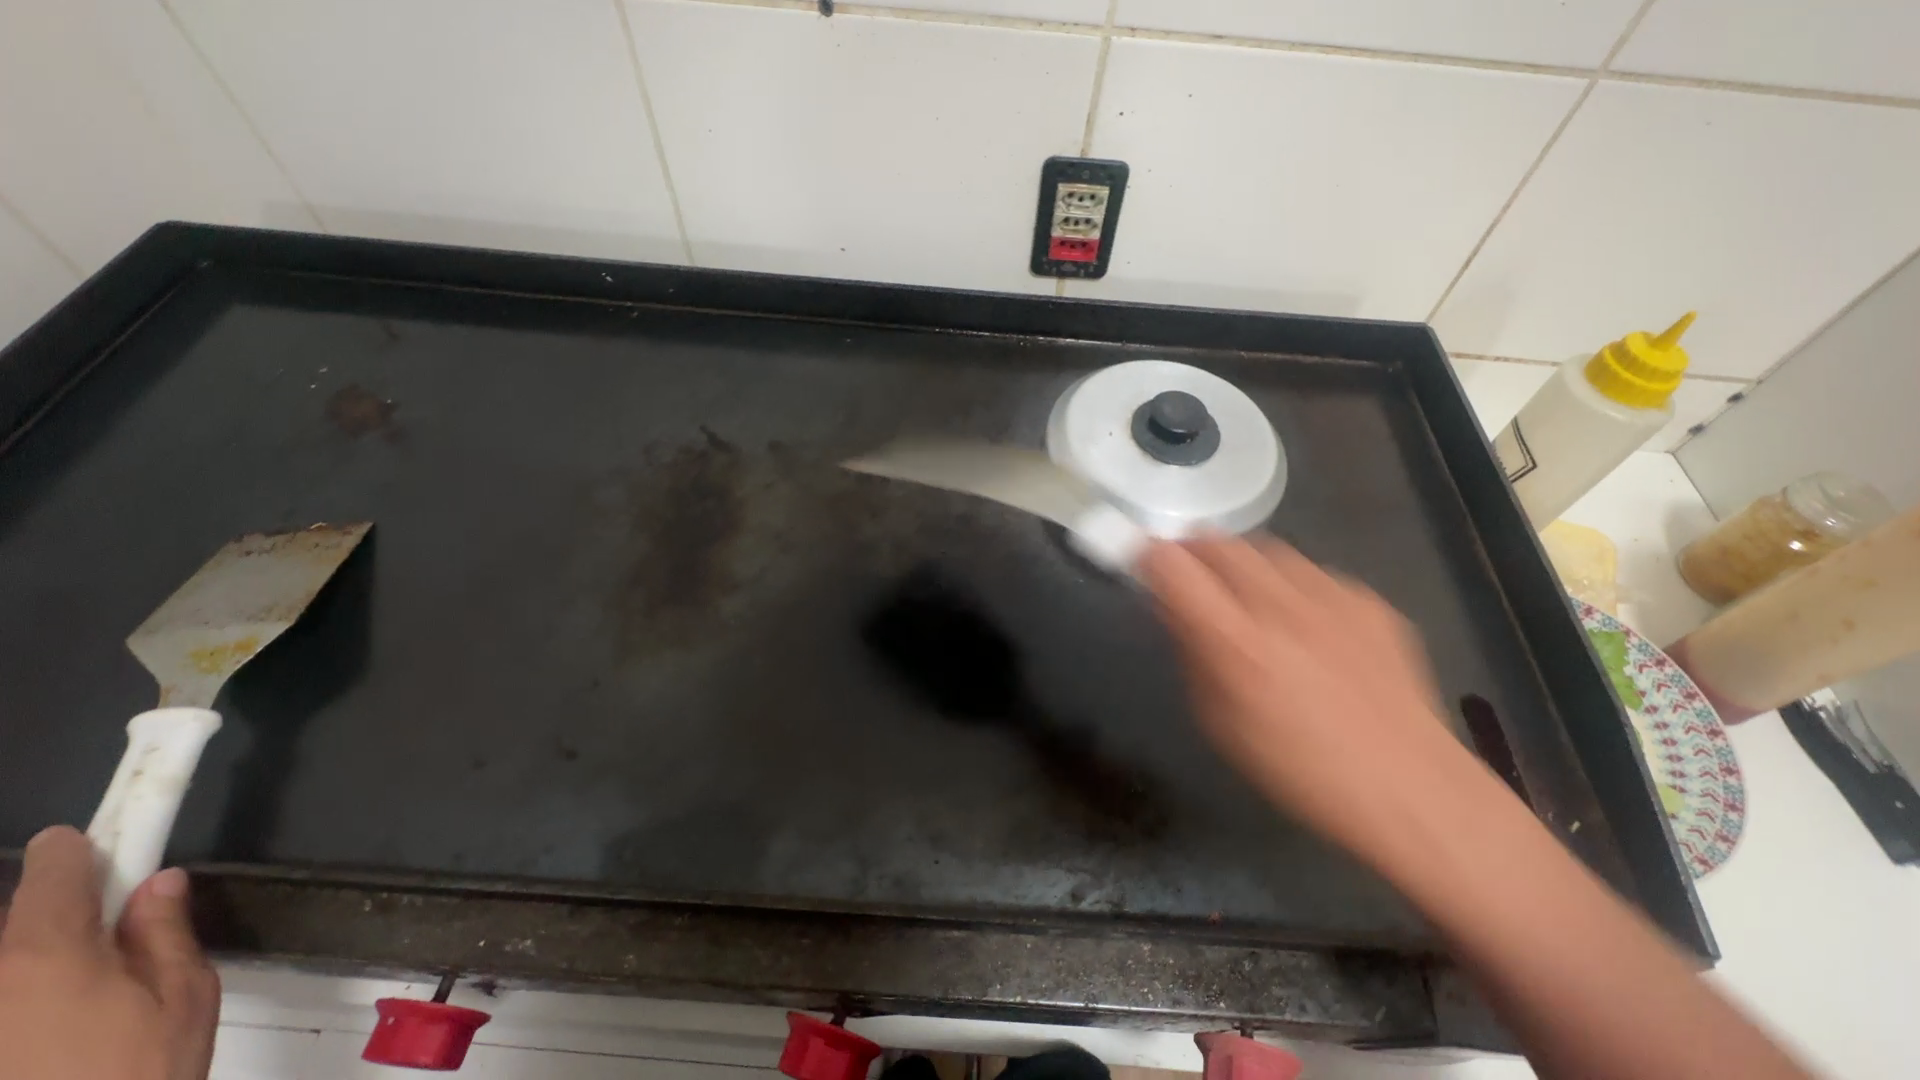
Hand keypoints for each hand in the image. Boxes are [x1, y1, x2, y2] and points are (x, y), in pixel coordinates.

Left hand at [0, 826, 218, 1079]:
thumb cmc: (140, 1077)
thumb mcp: (184, 1000)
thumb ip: (165, 934)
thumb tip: (156, 884)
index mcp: (47, 953)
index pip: (53, 869)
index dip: (78, 849)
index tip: (97, 845)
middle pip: (15, 926)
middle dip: (55, 929)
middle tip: (102, 955)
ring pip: (6, 970)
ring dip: (33, 976)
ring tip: (73, 1018)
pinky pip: (6, 1006)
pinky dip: (22, 1014)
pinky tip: (46, 1043)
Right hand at [1142, 535, 1498, 862]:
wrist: (1409, 787)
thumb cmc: (1298, 770)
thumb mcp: (1220, 723)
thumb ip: (1193, 656)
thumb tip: (1174, 610)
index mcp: (1236, 643)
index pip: (1173, 565)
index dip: (1148, 555)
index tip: (1141, 561)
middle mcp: (1281, 606)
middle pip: (1220, 543)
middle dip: (1193, 549)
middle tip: (1187, 571)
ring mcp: (1333, 597)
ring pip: (1269, 551)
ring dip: (1244, 564)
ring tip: (1246, 596)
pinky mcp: (1370, 602)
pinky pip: (1316, 576)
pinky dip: (1295, 589)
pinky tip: (1306, 625)